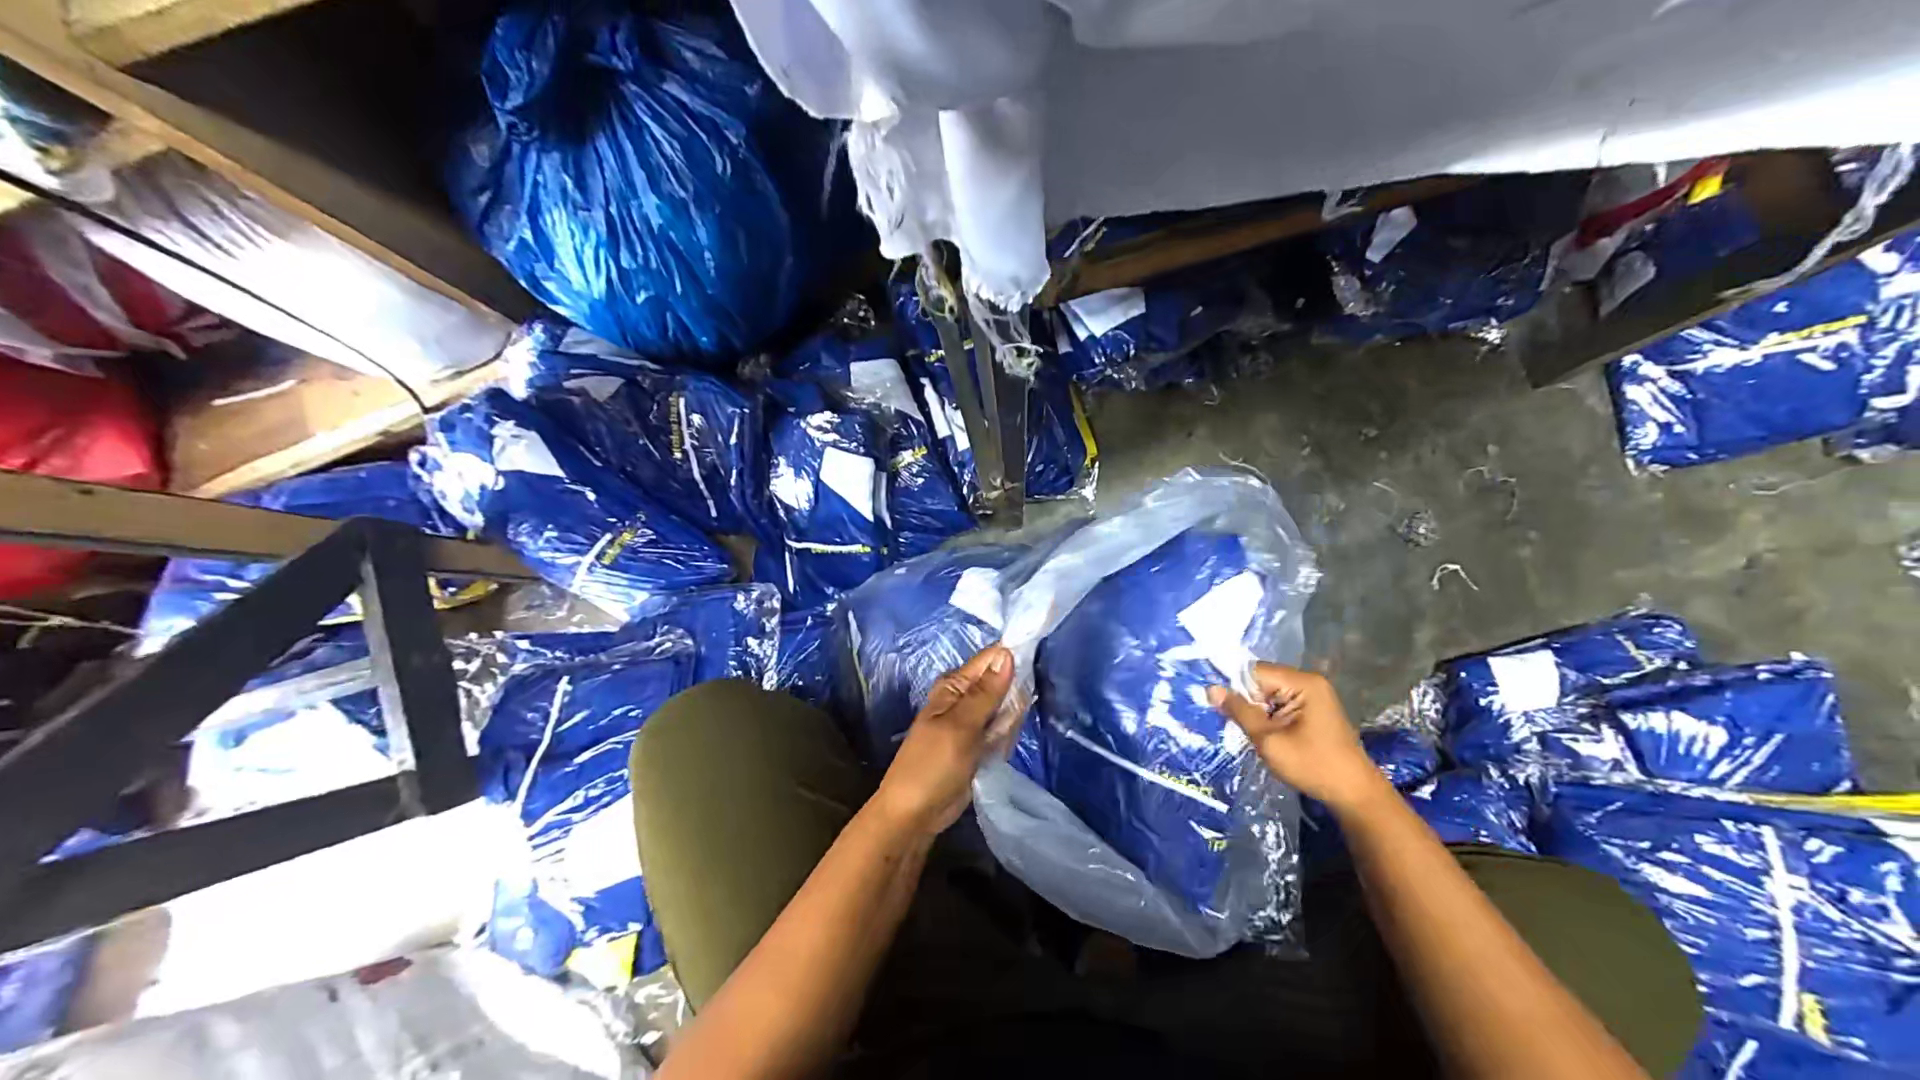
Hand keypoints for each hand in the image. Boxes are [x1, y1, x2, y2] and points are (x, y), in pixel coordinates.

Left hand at [872, 644, 1014, 837]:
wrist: (915, 813)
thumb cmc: (932, 765)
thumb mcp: (961, 726)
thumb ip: (986, 692)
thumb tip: (1007, 653)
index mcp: (955, 685)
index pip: (993, 658)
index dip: (1015, 659)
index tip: (1036, 667)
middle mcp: (965, 698)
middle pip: (1005, 685)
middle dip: (1013, 702)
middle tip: (1001, 727)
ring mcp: (974, 722)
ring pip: (1008, 712)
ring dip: (1008, 728)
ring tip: (992, 746)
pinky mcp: (981, 744)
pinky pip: (1003, 734)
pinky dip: (1004, 744)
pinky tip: (994, 756)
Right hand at [1209, 664, 1390, 815]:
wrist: (1354, 793)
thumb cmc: (1312, 765)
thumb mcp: (1268, 740)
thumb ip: (1239, 711)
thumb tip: (1210, 688)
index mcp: (1302, 683)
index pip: (1255, 672)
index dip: (1236, 689)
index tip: (1224, 710)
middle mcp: (1309, 682)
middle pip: (1262, 680)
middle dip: (1247, 701)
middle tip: (1238, 725)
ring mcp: (1314, 695)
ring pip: (1270, 693)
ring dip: (1258, 710)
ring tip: (1255, 733)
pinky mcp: (1314, 709)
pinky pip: (1282, 702)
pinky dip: (1270, 716)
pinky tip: (1269, 734)